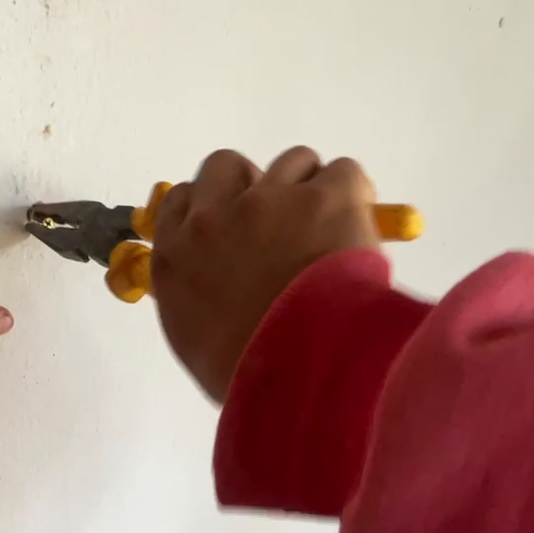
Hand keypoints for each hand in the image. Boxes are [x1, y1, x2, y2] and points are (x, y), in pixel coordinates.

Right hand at [152, 148, 379, 401]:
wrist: (296, 369)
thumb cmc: (239, 370)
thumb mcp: (194, 338)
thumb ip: (195, 296)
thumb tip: (215, 283)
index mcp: (175, 256)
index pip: (181, 201)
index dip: (212, 207)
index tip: (234, 225)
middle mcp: (212, 219)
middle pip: (225, 166)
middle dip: (252, 185)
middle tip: (280, 221)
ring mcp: (268, 202)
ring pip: (291, 162)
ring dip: (308, 188)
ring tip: (328, 229)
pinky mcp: (324, 196)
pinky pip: (343, 172)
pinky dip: (353, 196)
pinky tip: (358, 230)